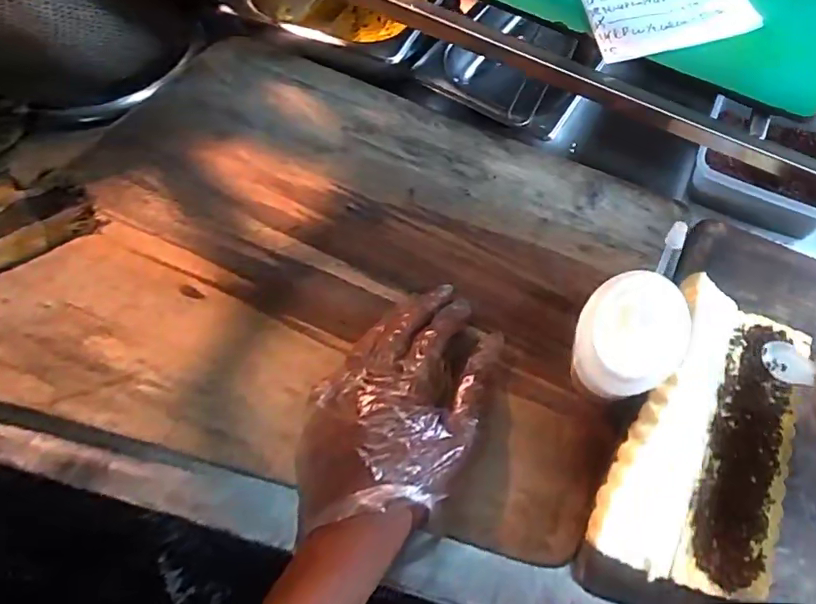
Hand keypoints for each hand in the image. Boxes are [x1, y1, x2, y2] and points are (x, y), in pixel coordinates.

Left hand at [294, 284, 502, 539]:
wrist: (356, 525)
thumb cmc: (417, 476)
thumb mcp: (460, 434)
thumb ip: (475, 384)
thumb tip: (493, 341)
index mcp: (410, 380)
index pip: (434, 333)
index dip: (452, 315)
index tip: (466, 304)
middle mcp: (374, 375)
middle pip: (400, 326)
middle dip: (424, 305)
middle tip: (442, 291)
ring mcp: (344, 389)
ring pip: (369, 340)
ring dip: (392, 319)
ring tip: (409, 306)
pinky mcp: (322, 408)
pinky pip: (342, 366)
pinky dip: (361, 350)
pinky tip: (369, 347)